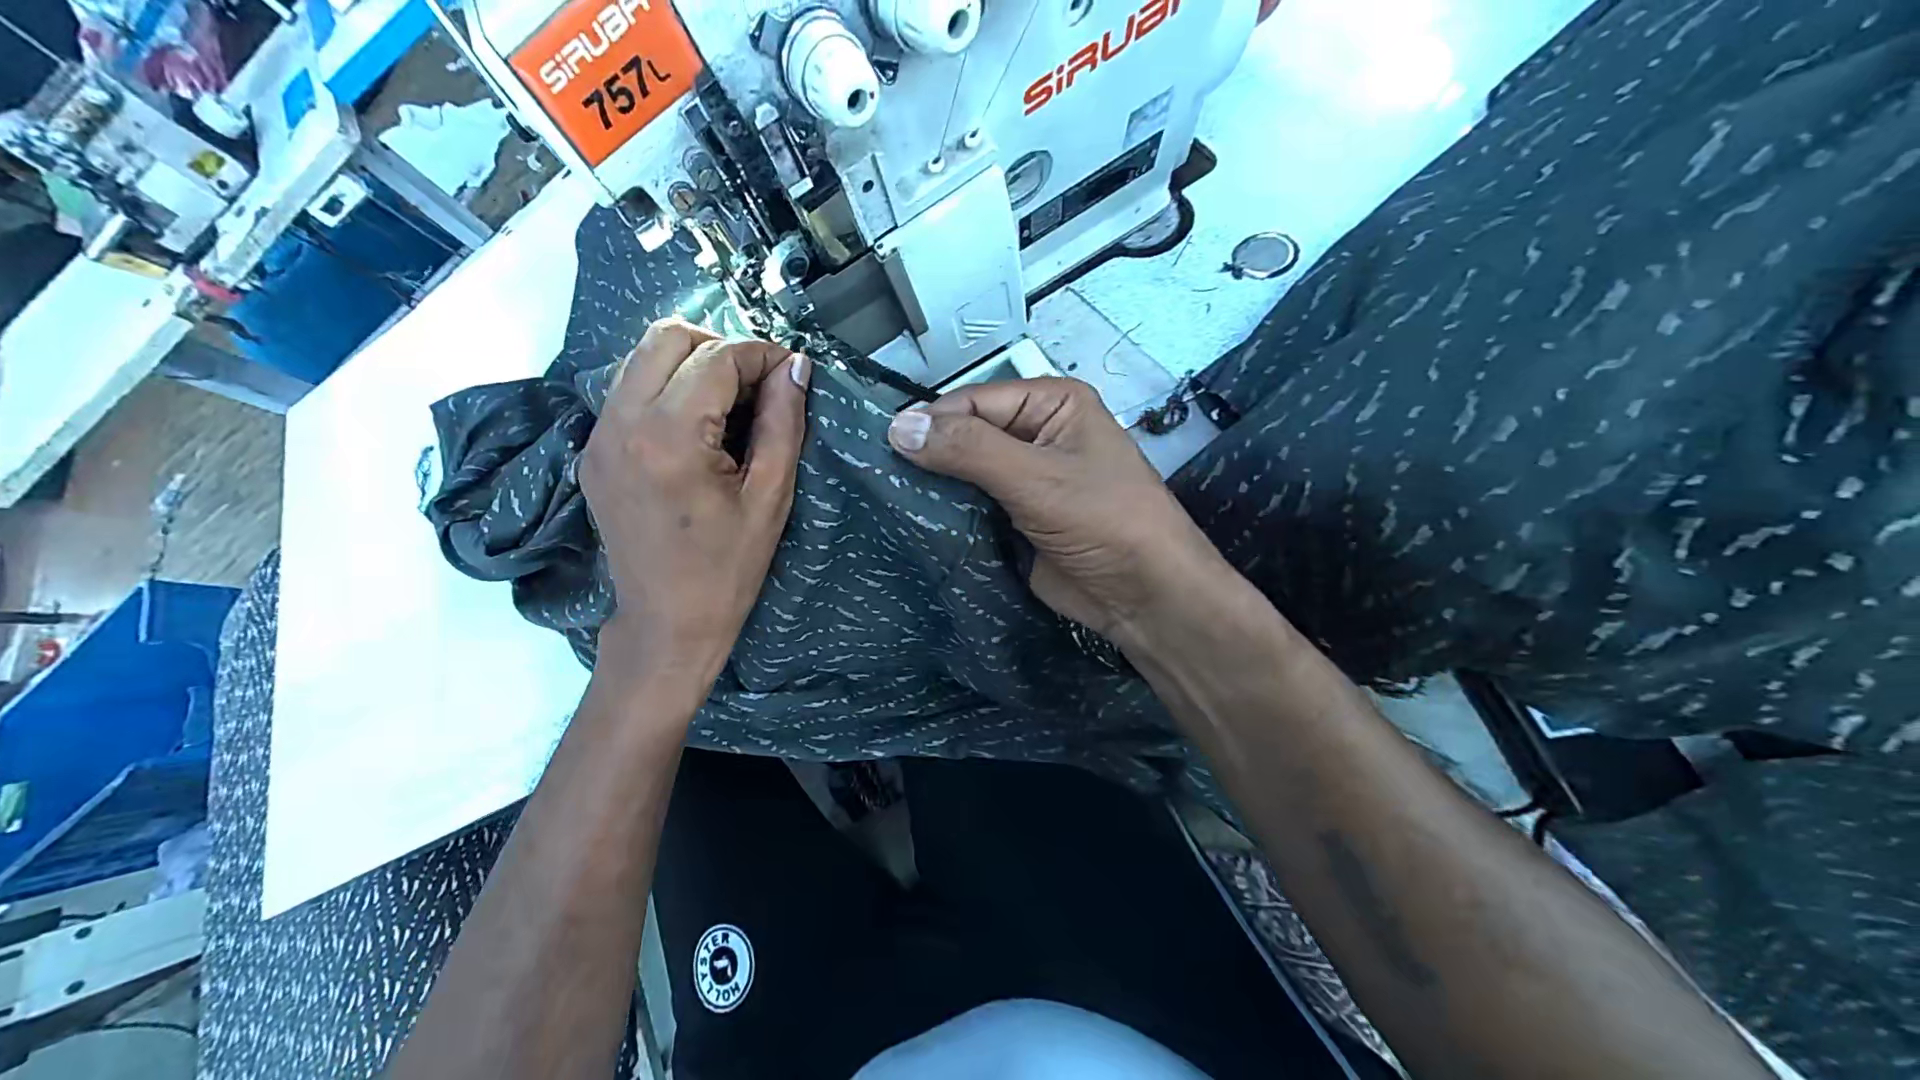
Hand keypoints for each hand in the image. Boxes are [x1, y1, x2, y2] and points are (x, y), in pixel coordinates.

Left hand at [579, 319, 809, 691]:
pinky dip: (667, 386)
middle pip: (668, 337)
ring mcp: (597, 436)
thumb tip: (795, 368)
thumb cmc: (728, 569)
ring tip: (731, 401)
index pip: (717, 359)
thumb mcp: (770, 497)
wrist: (665, 623)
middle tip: (758, 384)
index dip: (762, 355)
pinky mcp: (592, 451)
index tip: (792, 372)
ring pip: (641, 357)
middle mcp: (620, 424)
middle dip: (721, 346)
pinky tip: (698, 423)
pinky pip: (629, 389)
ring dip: (692, 363)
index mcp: (668, 437)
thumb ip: (783, 423)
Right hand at [886, 377, 1231, 648]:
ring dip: (936, 488)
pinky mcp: (1016, 519)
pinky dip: (949, 515)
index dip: (932, 422)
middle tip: (882, 477)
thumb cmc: (1106, 522)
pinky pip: (972, 508)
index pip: (973, 400)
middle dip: (931, 456)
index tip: (885, 449)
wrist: (1145, 597)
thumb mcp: (1037, 478)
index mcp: (1051, 404)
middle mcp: (1036, 435)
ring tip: (892, 500)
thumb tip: (898, 427)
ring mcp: (1025, 480)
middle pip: (966, 435)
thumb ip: (969, 450)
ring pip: (965, 474)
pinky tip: (917, 523)